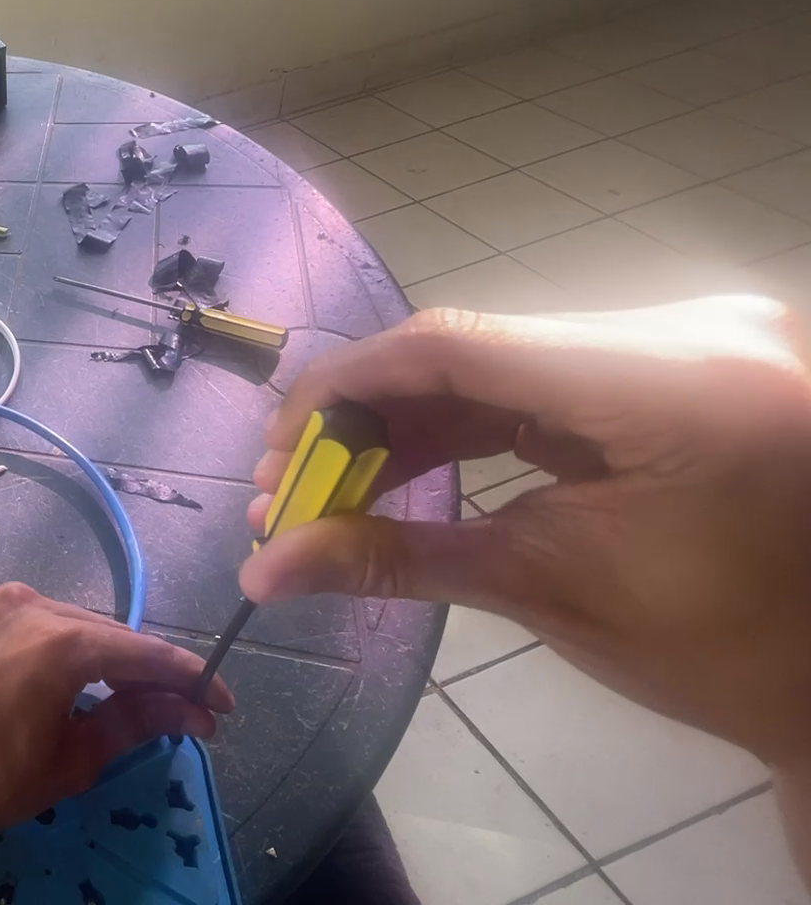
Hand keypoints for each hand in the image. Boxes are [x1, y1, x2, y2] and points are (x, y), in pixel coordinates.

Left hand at [0, 582, 230, 903]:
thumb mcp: (71, 759)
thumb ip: (135, 722)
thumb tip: (190, 711)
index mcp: (59, 639)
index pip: (143, 652)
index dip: (189, 678)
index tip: (222, 704)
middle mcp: (31, 604)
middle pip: (110, 636)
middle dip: (150, 674)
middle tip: (185, 715)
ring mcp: (0, 603)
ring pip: (77, 629)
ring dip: (111, 663)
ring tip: (138, 706)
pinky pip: (43, 627)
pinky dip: (71, 653)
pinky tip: (85, 686)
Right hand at [242, 297, 810, 773]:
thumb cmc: (726, 652)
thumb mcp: (540, 591)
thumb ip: (387, 562)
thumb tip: (257, 575)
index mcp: (676, 385)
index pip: (453, 345)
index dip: (341, 387)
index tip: (278, 446)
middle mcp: (685, 332)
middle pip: (461, 350)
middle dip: (359, 418)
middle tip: (291, 478)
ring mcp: (680, 341)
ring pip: (483, 363)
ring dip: (396, 423)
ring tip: (331, 480)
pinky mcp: (663, 363)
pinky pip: (522, 379)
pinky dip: (449, 424)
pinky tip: (398, 464)